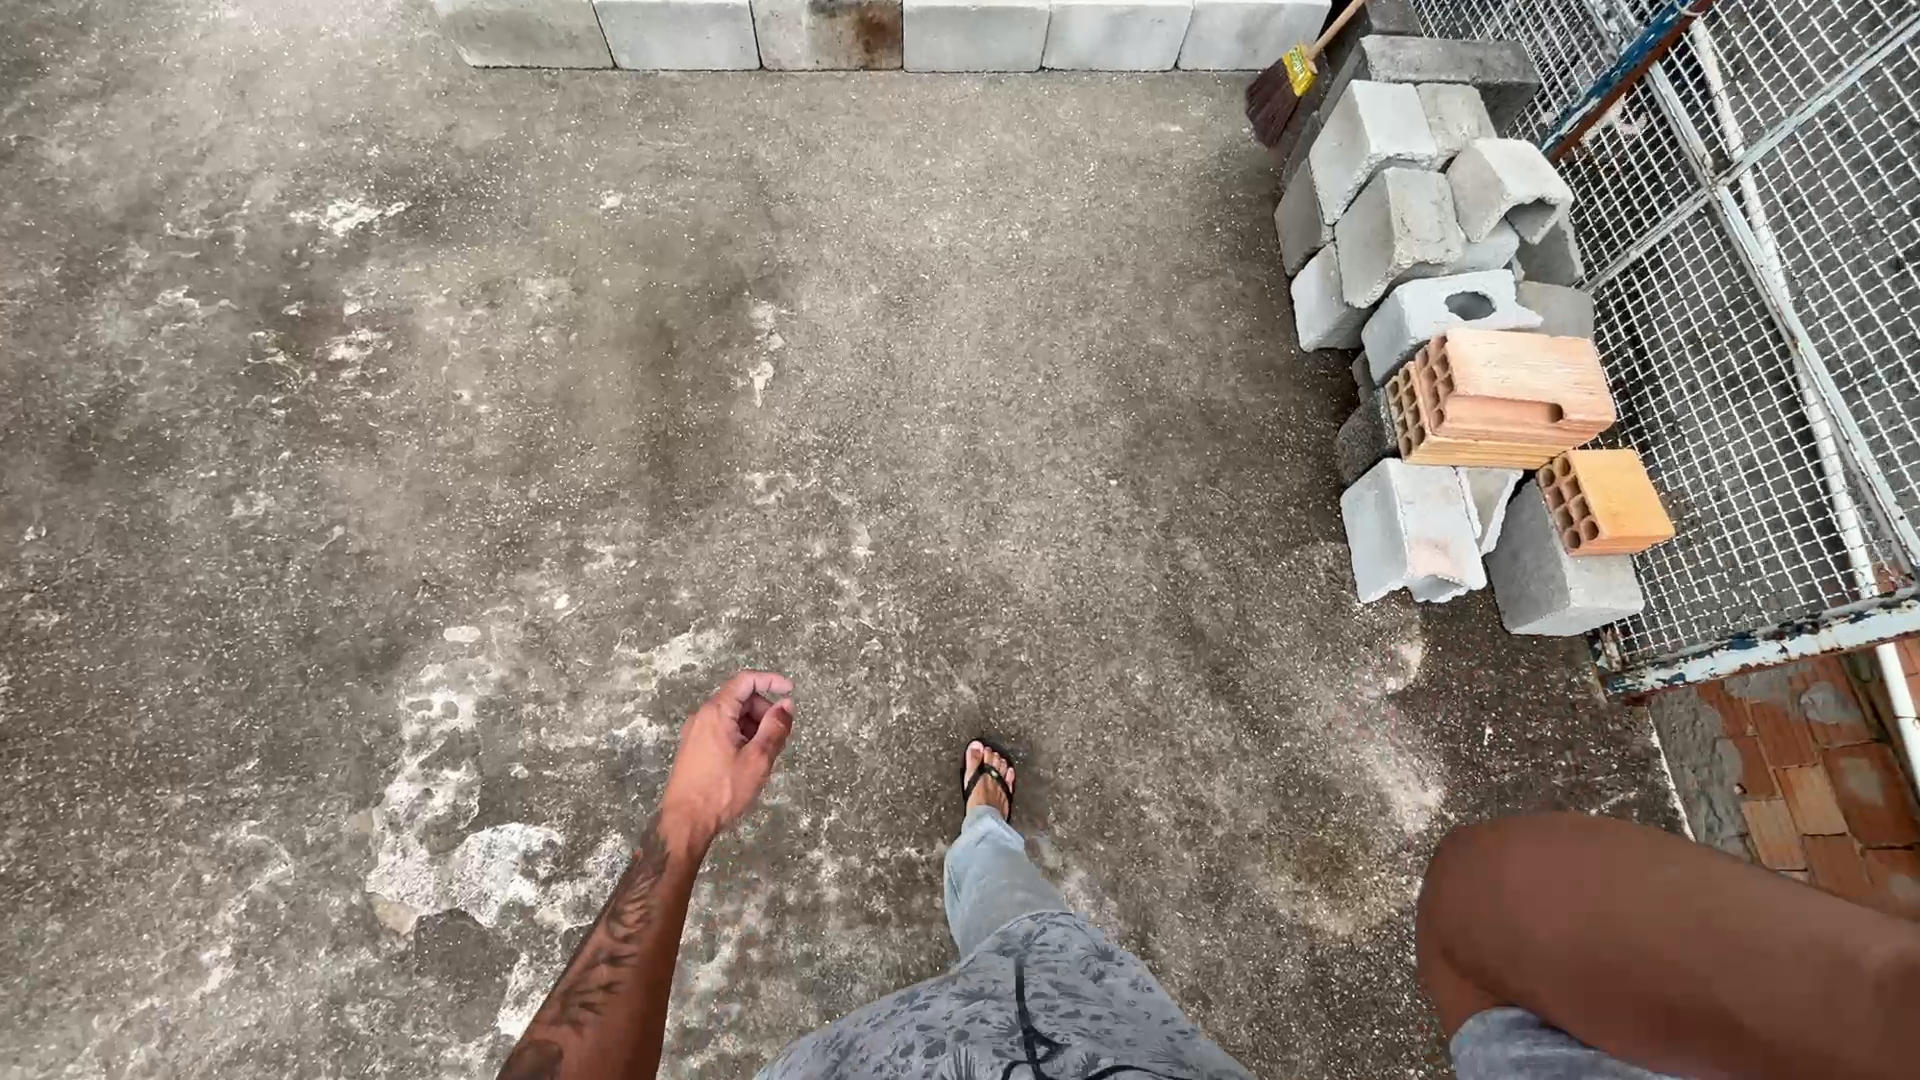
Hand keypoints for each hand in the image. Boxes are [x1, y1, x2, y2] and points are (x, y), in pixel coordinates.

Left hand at [657, 671, 795, 855]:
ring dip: (754, 727)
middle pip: (740, 699)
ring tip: (765, 755)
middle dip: (765, 711)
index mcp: (716, 712)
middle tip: (779, 736)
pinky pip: (723, 731)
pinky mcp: (694, 749)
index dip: (771, 680)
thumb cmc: (723, 789)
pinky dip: (742, 737)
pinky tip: (749, 762)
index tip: (791, 691)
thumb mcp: (758, 758)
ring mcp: (696, 733)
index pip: (746, 680)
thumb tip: (787, 705)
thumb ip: (776, 727)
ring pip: (733, 717)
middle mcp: (702, 716)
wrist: (684, 823)